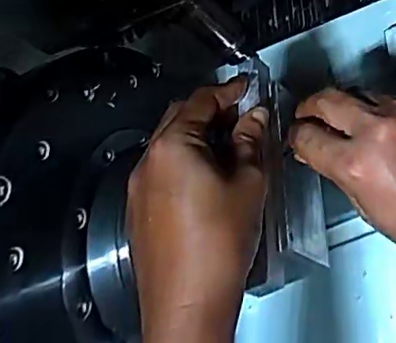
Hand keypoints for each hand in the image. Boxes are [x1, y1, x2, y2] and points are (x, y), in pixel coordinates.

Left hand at [127, 78, 267, 341]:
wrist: (188, 308)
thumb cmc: (217, 247)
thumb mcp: (249, 182)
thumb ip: (252, 139)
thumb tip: (255, 116)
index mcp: (172, 146)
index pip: (202, 100)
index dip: (230, 90)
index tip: (247, 87)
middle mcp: (148, 162)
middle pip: (181, 116)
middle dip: (213, 111)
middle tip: (244, 114)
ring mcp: (140, 189)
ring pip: (171, 143)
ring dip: (200, 135)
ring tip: (234, 144)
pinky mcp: (140, 212)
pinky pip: (164, 169)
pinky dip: (188, 159)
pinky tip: (214, 175)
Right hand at [289, 88, 395, 262]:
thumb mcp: (372, 212)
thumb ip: (343, 177)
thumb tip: (326, 157)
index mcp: (357, 163)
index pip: (309, 139)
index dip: (297, 138)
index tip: (296, 137)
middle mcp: (374, 128)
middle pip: (325, 100)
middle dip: (309, 106)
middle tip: (305, 112)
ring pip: (356, 93)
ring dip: (347, 105)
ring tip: (345, 117)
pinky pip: (386, 95)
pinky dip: (379, 106)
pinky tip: (383, 122)